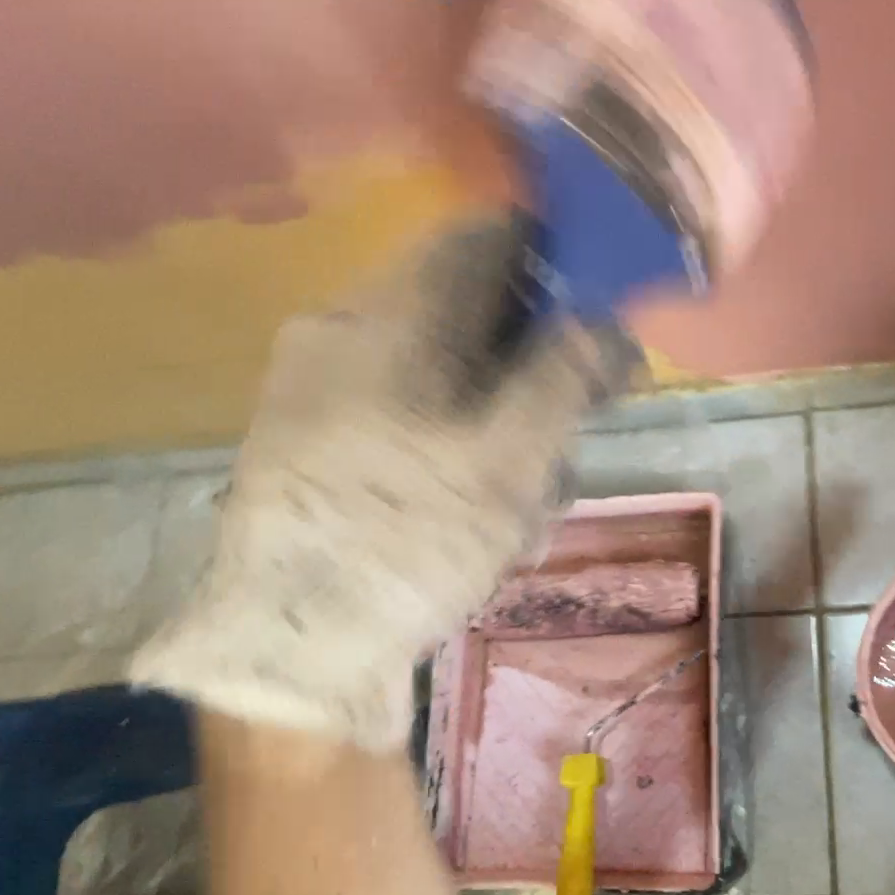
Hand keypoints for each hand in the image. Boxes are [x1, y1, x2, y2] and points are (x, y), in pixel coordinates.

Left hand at [131, 211, 638, 749]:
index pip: (488, 240)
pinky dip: (464, 459)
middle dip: (539, 374)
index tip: (605, 325)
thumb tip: (607, 319)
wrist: (288, 654)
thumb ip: (566, 376)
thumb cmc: (405, 544)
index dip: (559, 266)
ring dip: (507, 432)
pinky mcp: (324, 451)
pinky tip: (481, 524)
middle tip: (574, 440)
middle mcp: (348, 336)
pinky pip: (416, 426)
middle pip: (474, 317)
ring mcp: (328, 396)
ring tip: (527, 509)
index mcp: (389, 317)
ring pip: (453, 381)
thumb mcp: (508, 460)